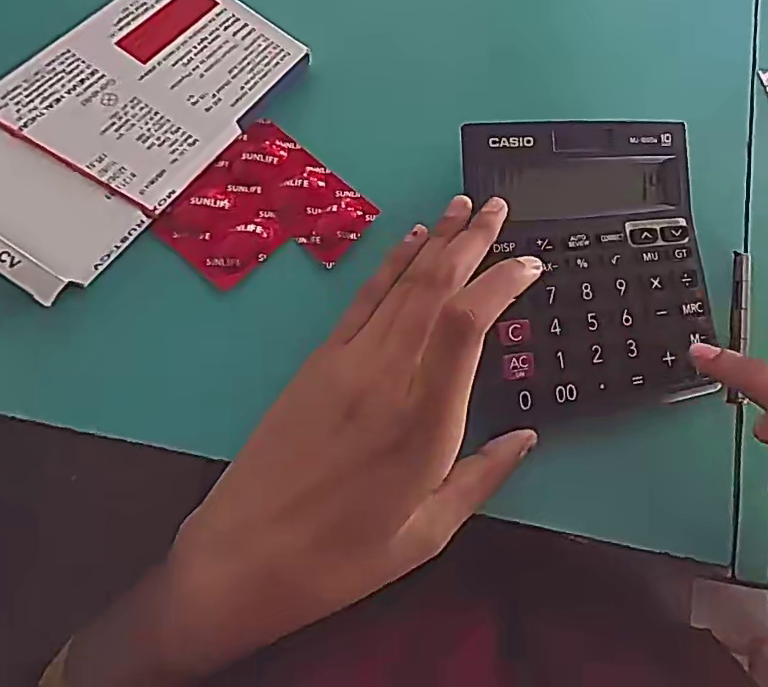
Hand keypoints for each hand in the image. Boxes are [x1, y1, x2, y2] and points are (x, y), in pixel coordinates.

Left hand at [64, 196, 542, 684]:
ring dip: (437, 239)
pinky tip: (412, 239)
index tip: (529, 265)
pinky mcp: (322, 358)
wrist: (238, 560)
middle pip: (435, 286)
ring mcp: (350, 359)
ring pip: (403, 282)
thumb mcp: (428, 531)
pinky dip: (393, 263)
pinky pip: (366, 297)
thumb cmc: (341, 555)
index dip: (501, 282)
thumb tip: (526, 438)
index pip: (468, 324)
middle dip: (472, 240)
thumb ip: (485, 476)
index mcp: (424, 418)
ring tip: (462, 207)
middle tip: (496, 208)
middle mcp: (388, 375)